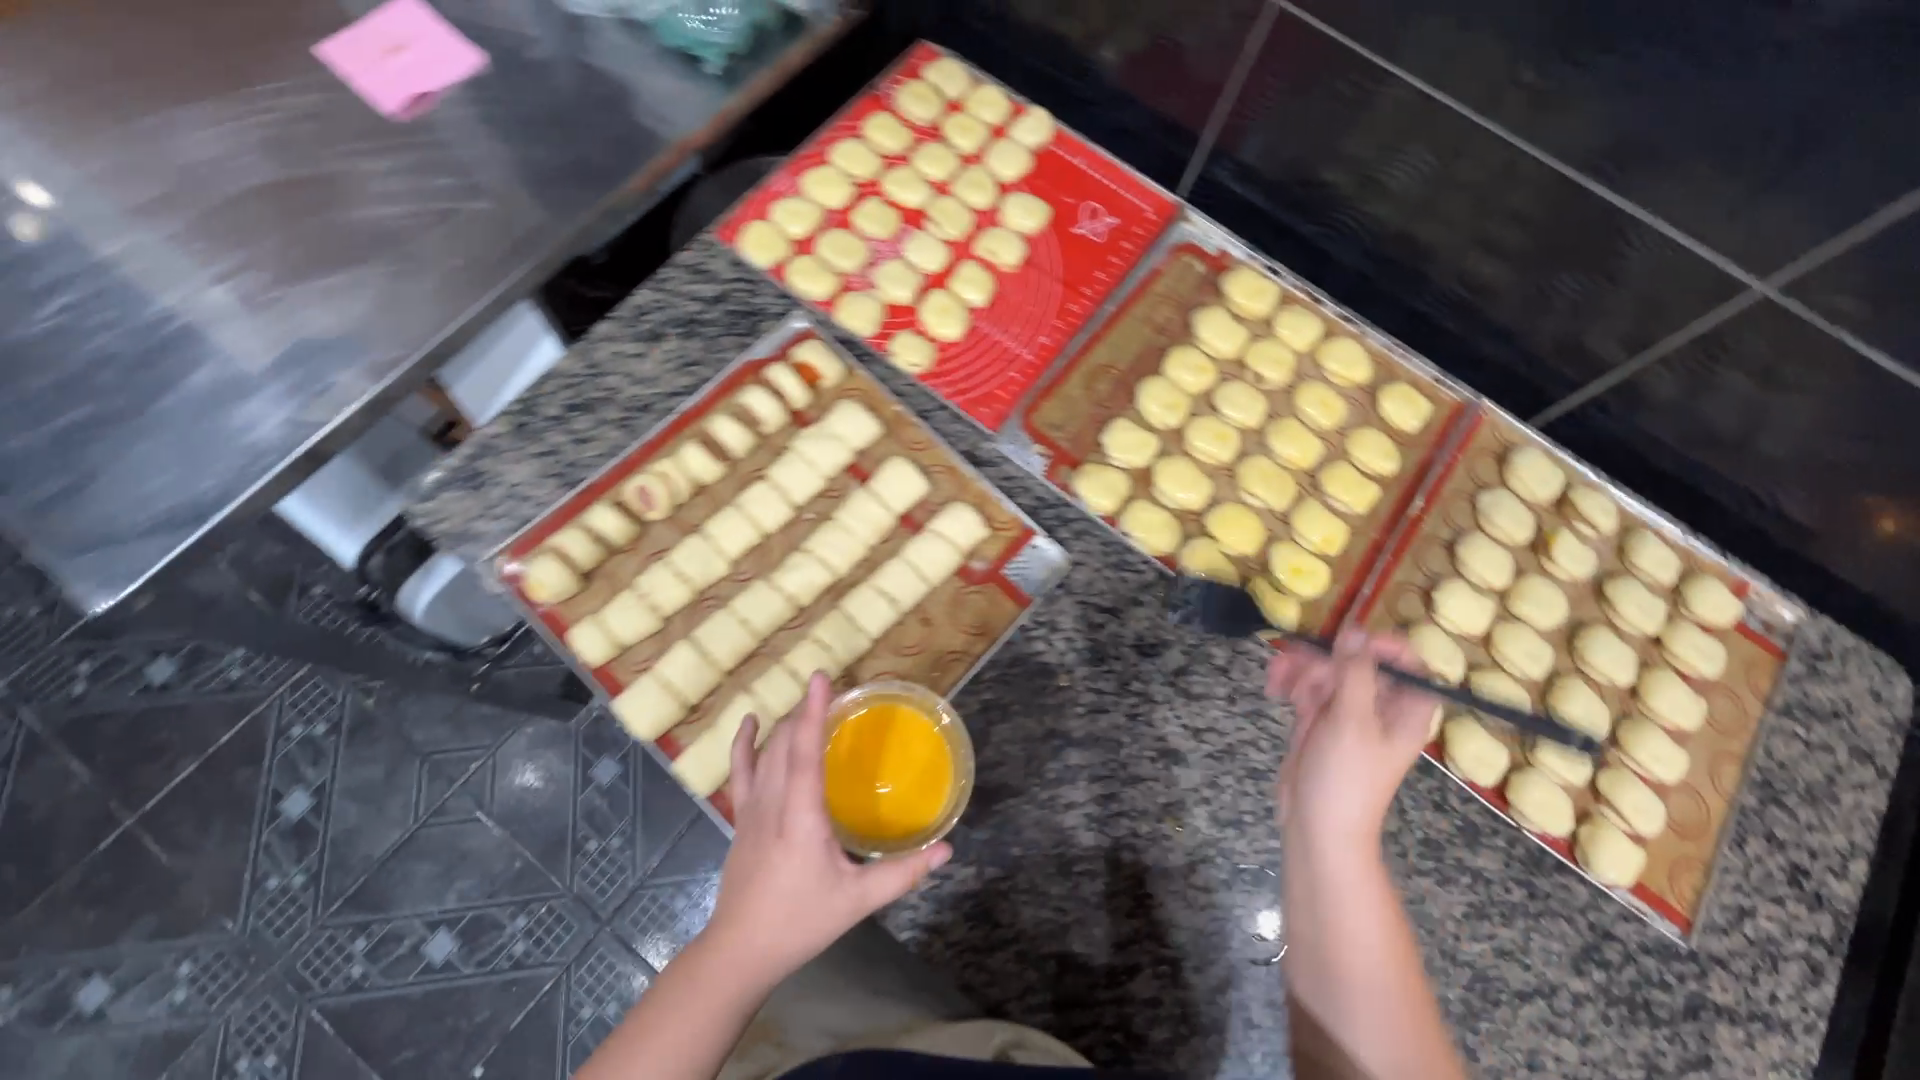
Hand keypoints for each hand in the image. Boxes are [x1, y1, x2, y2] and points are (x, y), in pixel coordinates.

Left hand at [702, 673, 951, 987]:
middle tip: (836, 695)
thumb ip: (902, 873)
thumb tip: (946, 850)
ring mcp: (751, 810)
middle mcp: (772, 802)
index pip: (804, 751)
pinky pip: (739, 772)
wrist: (740, 951)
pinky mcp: (740, 819)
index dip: (812, 711)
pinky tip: (751, 723)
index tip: (821, 678)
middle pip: (784, 742)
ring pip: (764, 752)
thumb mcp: (857, 901)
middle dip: (806, 712)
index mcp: (800, 815)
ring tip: (810, 706)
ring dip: (786, 724)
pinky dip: (744, 743)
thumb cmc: (800, 922)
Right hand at [1267, 631, 1434, 850]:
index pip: (1406, 661)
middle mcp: (1379, 706)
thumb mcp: (1351, 721)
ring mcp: (1346, 714)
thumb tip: (1355, 630)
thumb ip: (1354, 672)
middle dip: (1322, 659)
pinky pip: (1306, 688)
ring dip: (1299, 669)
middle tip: (1296, 666)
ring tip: (1277, 682)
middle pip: (1355, 661)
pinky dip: (1290, 683)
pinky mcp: (1318, 722)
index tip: (1346, 640)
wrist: (1317, 826)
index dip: (1379, 645)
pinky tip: (1274, 689)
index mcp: (1405, 708)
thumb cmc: (1346, 778)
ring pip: (1326, 672)